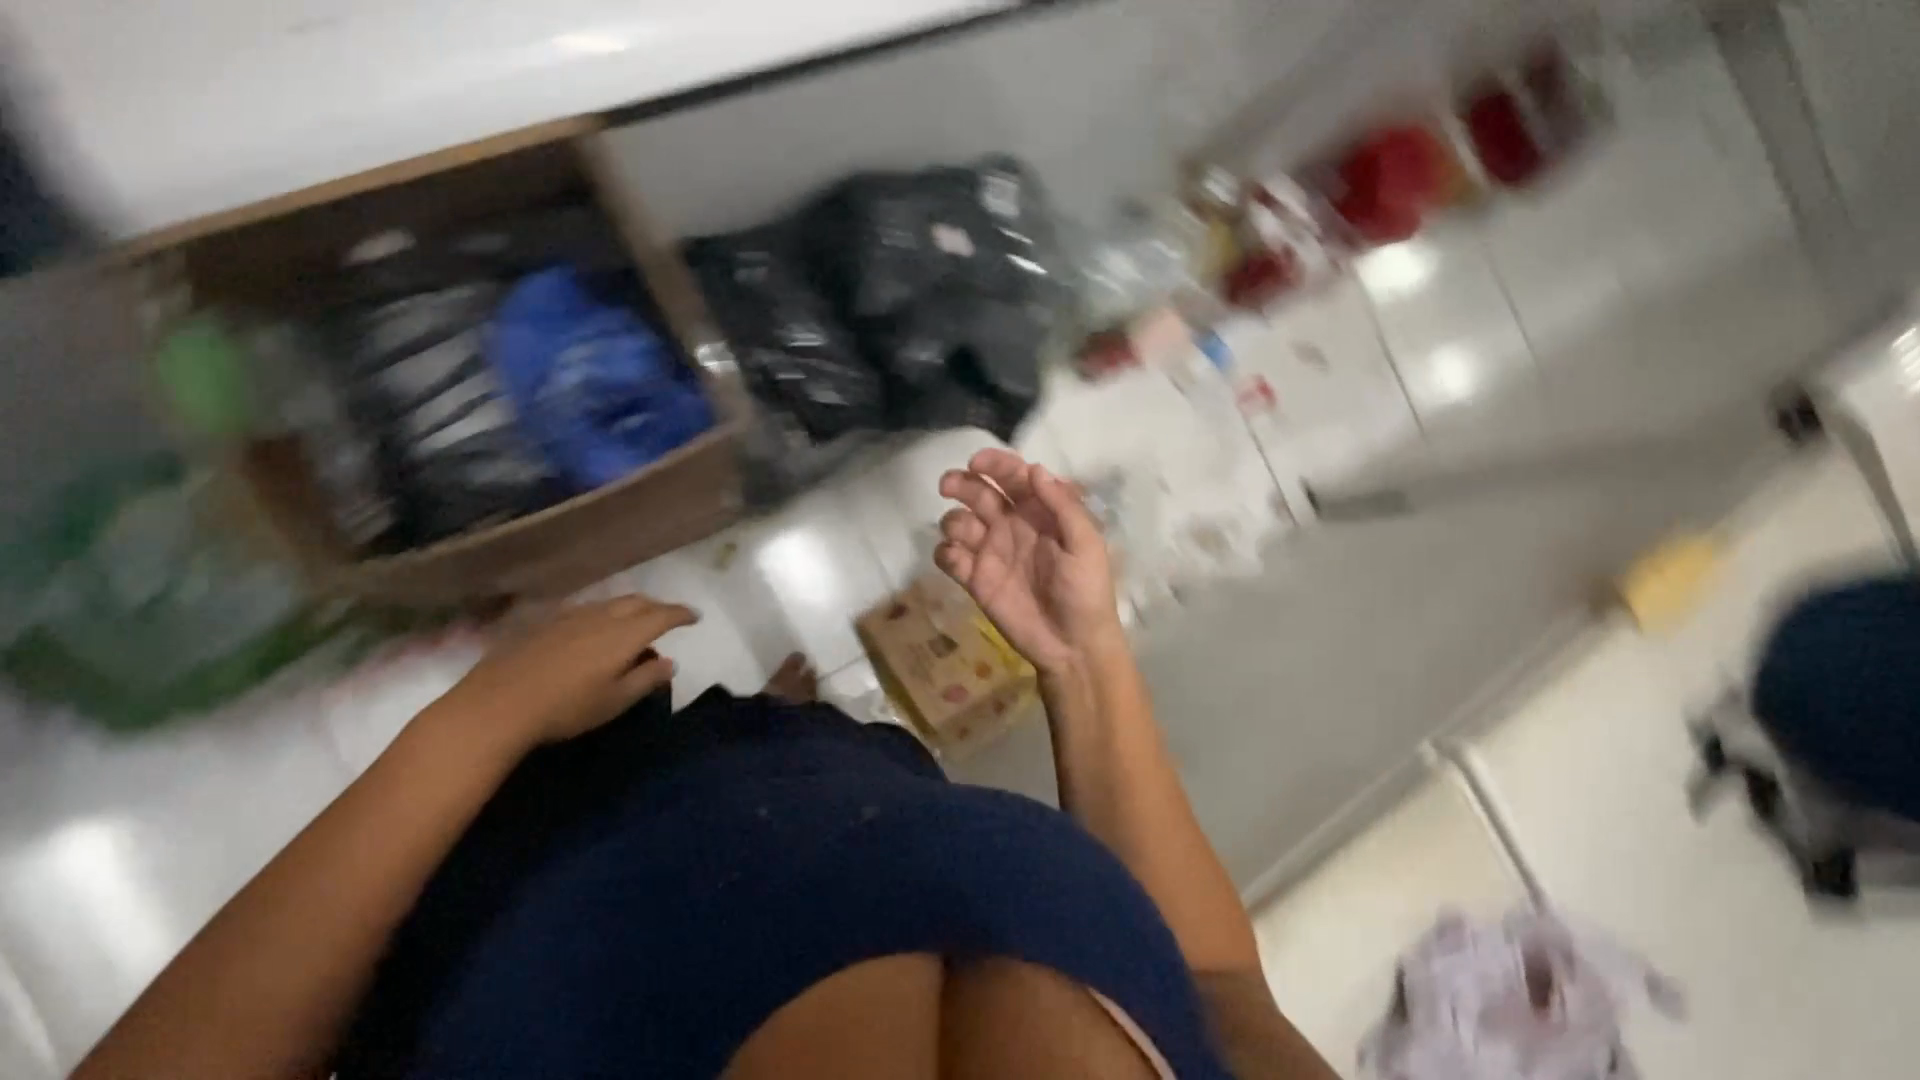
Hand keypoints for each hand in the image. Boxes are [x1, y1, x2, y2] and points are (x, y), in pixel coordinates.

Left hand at [425, 596, 696, 753]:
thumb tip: (669, 662)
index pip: (662, 615)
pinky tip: (593, 631)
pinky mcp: (544, 623)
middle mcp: (600, 616)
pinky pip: (586, 610)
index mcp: (624, 634)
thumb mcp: (615, 701)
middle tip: (667, 618)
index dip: (681, 614)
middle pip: (636, 602)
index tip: (695, 616)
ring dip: (628, 610)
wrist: (498, 704)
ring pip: (609, 603)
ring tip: (632, 625)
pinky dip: (602, 615)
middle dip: (657, 607)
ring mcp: (569, 616)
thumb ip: (646, 679)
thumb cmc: (566, 708)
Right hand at [937, 448, 1124, 674]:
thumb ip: (1063, 506)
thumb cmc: (1086, 591)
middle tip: (949, 485)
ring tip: (965, 536)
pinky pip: (949, 556)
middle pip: (979, 493)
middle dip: (962, 483)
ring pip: (959, 522)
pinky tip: (959, 560)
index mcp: (1040, 512)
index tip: (976, 463)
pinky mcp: (975, 580)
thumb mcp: (1086, 545)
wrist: (1072, 645)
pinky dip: (946, 552)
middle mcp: (1011, 526)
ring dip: (954, 520)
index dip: (994, 464)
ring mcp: (991, 552)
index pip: (1013, 477)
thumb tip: (1034, 469)